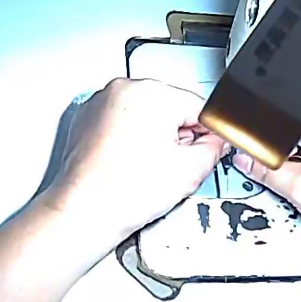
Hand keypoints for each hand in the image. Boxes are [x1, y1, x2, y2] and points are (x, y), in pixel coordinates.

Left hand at [41, 79, 226, 246]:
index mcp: (152, 93)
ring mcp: (101, 102)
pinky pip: (120, 122)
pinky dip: (128, 140)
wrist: (84, 212)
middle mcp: (122, 89)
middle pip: (170, 108)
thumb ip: (215, 147)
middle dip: (177, 135)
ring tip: (144, 168)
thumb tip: (217, 140)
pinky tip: (128, 165)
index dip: (207, 134)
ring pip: (145, 115)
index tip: (205, 150)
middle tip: (169, 166)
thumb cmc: (124, 193)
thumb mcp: (191, 170)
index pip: (199, 107)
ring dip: (152, 137)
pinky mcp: (86, 118)